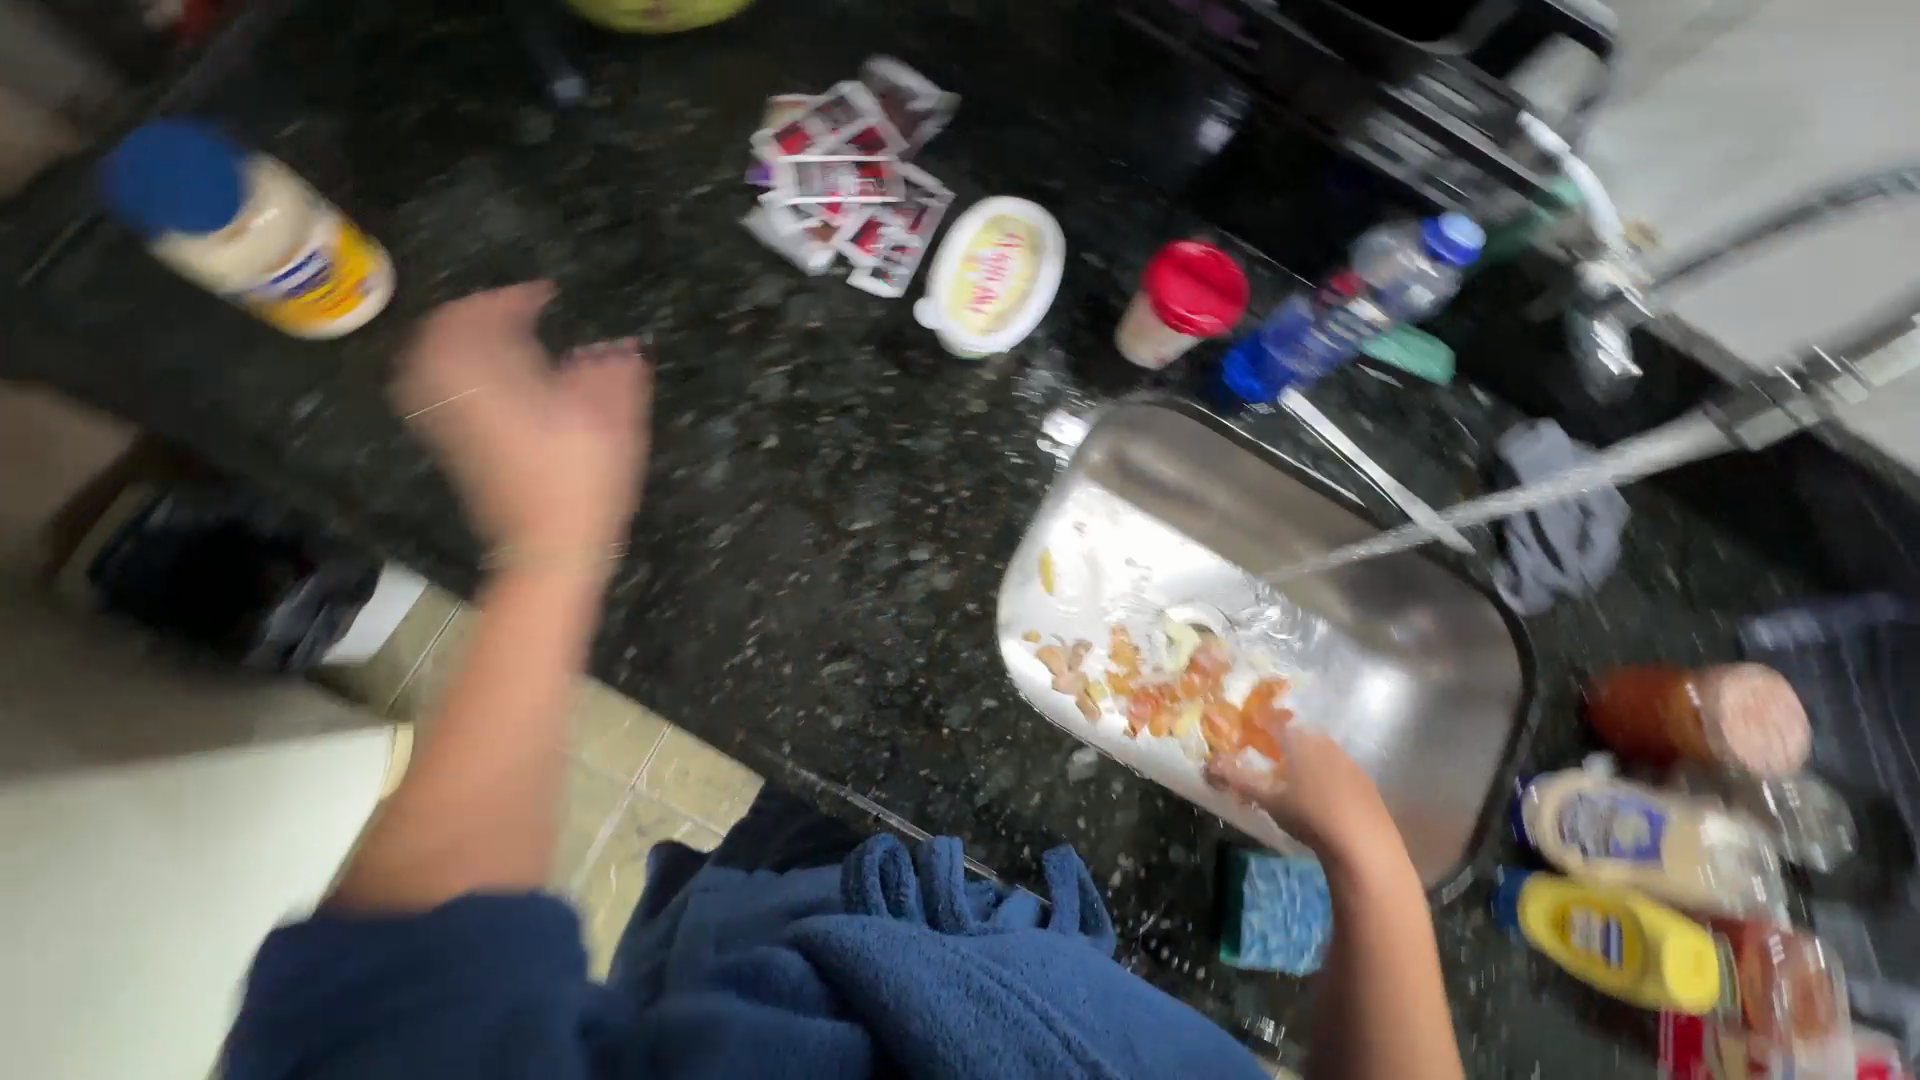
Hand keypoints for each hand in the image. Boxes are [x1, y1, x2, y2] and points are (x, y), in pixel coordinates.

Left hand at [392, 282, 651, 560]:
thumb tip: (621, 347)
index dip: (513, 298)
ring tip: (497, 338)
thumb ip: (616, 377)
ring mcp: (453, 422)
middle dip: (475, 313)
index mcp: (501, 381)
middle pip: (444, 335)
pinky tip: (489, 379)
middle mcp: (464, 395)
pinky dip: (455, 371)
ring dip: (459, 340)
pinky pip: (437, 390)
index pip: (486, 318)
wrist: (549, 550)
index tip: (544, 295)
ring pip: (432, 362)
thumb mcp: (615, 427)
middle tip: (516, 310)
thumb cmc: (583, 486)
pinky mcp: (457, 446)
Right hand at [1207, 728, 1405, 871]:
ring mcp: (1351, 764)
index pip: (1277, 723)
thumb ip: (1239, 779)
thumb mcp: (1268, 798)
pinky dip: (1327, 777)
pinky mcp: (1366, 785)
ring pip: (1323, 753)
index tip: (1251, 731)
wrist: (1364, 846)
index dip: (1262, 725)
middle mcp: (1327, 745)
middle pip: (1302, 736)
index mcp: (1302, 742)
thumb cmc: (1309, 814)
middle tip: (1271, 758)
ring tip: (1295, 780)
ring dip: (1308, 760)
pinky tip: (1323, 798)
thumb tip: (1211, 763)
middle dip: (1285, 743)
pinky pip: (1340, 771)